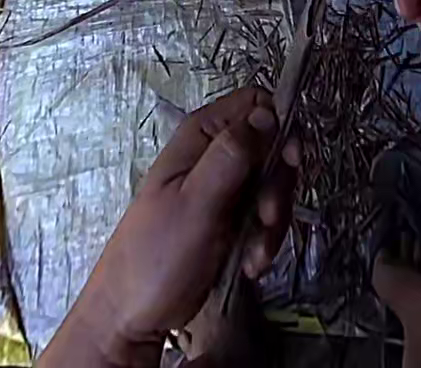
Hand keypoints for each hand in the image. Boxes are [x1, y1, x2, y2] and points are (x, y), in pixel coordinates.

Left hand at [46, 88, 299, 365]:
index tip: (290, 160)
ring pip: (272, 182)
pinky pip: (264, 215)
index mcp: (202, 134)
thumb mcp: (196, 201)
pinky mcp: (231, 217)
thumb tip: (267, 114)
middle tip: (266, 217)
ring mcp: (223, 185)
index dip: (279, 125)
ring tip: (256, 252)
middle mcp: (215, 151)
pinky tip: (251, 263)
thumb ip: (232, 153)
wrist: (130, 317)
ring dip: (273, 219)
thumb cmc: (157, 254)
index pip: (255, 103)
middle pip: (271, 145)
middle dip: (278, 184)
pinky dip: (265, 239)